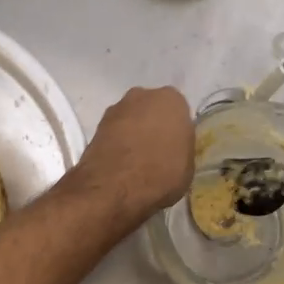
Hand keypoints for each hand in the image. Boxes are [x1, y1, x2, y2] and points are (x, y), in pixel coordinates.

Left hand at [70, 86, 193, 217]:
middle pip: (151, 110)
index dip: (177, 131)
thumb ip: (181, 147)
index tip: (175, 148)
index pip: (180, 112)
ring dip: (133, 133)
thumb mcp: (188, 166)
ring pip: (131, 120)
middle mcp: (142, 96)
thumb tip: (172, 148)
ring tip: (137, 160)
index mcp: (171, 100)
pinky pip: (114, 133)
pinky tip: (121, 163)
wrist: (113, 187)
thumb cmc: (160, 174)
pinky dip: (117, 143)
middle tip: (157, 151)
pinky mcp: (96, 126)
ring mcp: (116, 109)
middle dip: (153, 126)